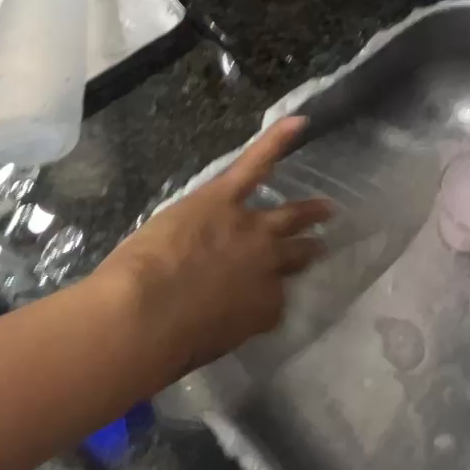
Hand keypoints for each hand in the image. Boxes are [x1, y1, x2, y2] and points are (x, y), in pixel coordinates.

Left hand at [94, 117, 330, 383]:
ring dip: (310, 211)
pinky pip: (257, 164)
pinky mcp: (225, 197)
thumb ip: (222, 325)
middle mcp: (268, 265)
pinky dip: (278, 141)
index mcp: (263, 307)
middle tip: (319, 246)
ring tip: (324, 208)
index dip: (272, 296)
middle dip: (308, 250)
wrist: (144, 315)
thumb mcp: (206, 344)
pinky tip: (298, 123)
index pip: (278, 300)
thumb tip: (219, 319)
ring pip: (289, 215)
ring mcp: (250, 227)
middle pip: (296, 255)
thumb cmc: (165, 346)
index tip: (268, 296)